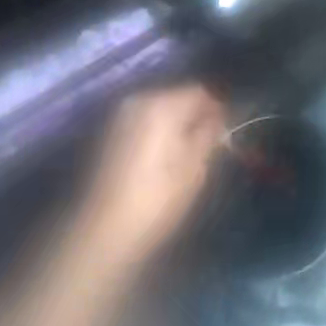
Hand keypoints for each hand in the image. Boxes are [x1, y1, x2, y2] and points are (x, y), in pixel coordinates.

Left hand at [76, 84, 225, 267]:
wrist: (99, 233)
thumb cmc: (155, 199)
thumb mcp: (195, 168)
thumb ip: (209, 135)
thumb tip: (219, 119)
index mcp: (162, 104)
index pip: (200, 92)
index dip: (217, 109)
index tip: (226, 131)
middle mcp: (138, 100)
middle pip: (177, 97)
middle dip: (194, 115)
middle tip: (209, 143)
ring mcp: (118, 116)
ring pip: (159, 109)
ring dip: (175, 124)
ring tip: (186, 153)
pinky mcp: (107, 134)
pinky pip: (142, 122)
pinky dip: (156, 132)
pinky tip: (162, 157)